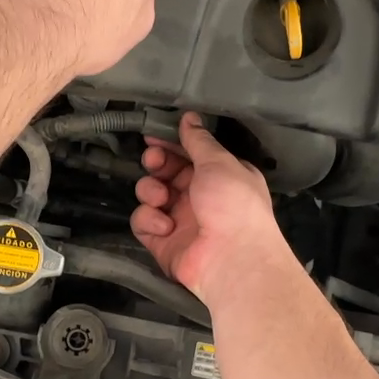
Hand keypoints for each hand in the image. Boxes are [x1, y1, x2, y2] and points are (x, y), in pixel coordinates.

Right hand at [131, 113, 292, 302]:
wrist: (232, 259)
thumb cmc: (235, 207)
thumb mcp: (219, 163)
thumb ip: (199, 140)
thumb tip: (190, 118)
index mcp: (220, 176)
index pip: (189, 153)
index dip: (171, 143)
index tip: (155, 135)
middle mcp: (201, 196)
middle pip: (167, 171)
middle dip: (157, 163)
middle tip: (155, 161)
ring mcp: (180, 219)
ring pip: (151, 194)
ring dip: (151, 190)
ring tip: (162, 197)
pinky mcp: (163, 240)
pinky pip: (143, 221)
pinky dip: (150, 219)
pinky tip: (165, 225)